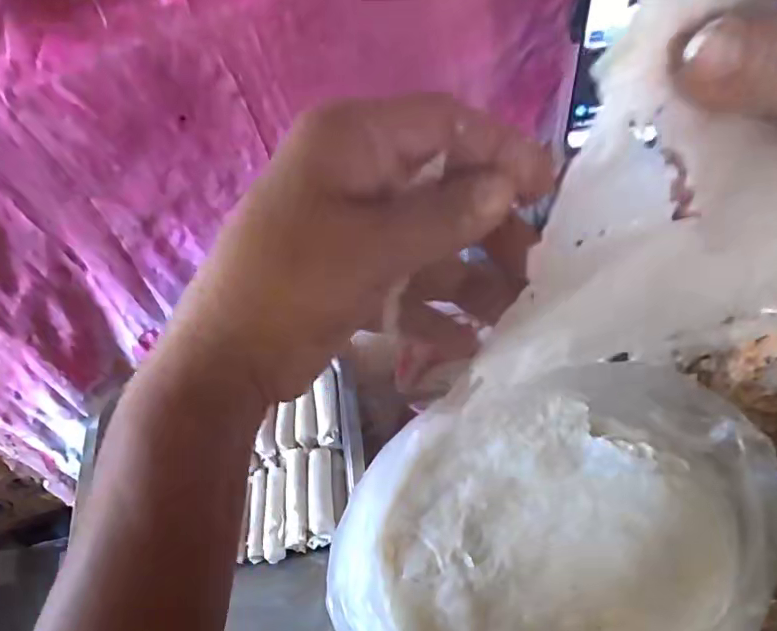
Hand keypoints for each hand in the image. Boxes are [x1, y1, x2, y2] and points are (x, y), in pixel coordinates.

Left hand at [169, 94, 554, 406]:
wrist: (229, 359)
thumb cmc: (294, 286)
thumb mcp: (375, 246)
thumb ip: (444, 215)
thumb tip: (506, 188)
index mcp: (354, 142)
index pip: (444, 125)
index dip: (501, 151)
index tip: (548, 188)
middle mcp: (358, 178)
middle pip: (444, 191)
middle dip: (491, 231)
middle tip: (533, 270)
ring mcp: (355, 233)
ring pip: (430, 246)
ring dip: (471, 281)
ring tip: (512, 316)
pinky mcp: (353, 280)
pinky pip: (407, 288)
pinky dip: (435, 314)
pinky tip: (467, 344)